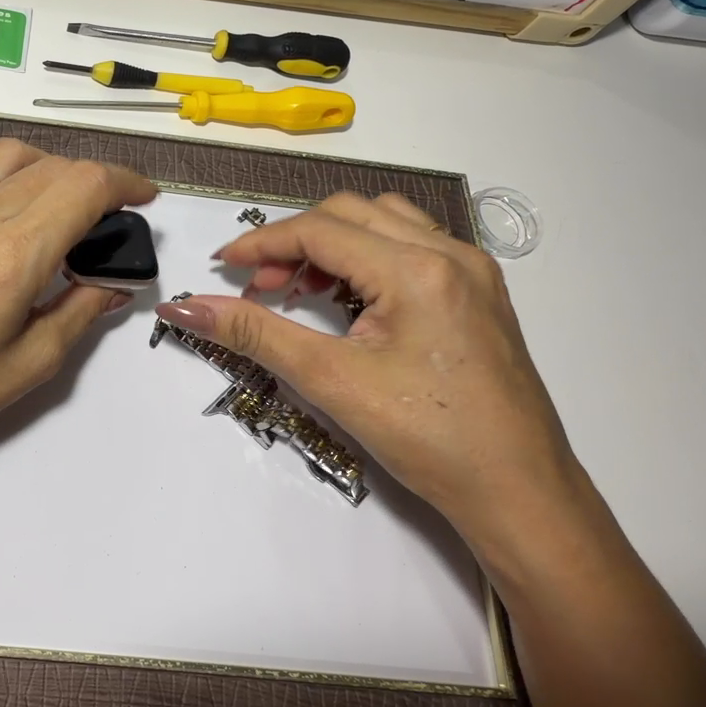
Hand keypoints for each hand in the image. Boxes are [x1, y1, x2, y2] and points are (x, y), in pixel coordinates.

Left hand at [0, 138, 156, 461]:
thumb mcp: (30, 364)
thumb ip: (80, 309)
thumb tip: (114, 282)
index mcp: (11, 257)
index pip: (83, 185)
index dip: (125, 182)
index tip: (144, 198)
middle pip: (55, 166)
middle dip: (96, 181)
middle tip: (113, 217)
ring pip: (14, 158)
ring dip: (53, 169)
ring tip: (68, 208)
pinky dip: (13, 177)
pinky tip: (19, 217)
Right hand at [154, 192, 579, 545]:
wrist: (520, 493)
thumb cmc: (429, 439)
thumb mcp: (330, 381)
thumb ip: (254, 333)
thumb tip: (185, 308)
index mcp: (418, 269)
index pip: (319, 230)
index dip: (261, 243)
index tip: (221, 266)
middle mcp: (451, 254)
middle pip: (349, 213)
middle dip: (293, 241)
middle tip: (260, 287)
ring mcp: (472, 272)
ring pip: (383, 222)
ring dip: (331, 243)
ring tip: (301, 290)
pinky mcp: (479, 294)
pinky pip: (411, 246)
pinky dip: (366, 257)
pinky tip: (348, 302)